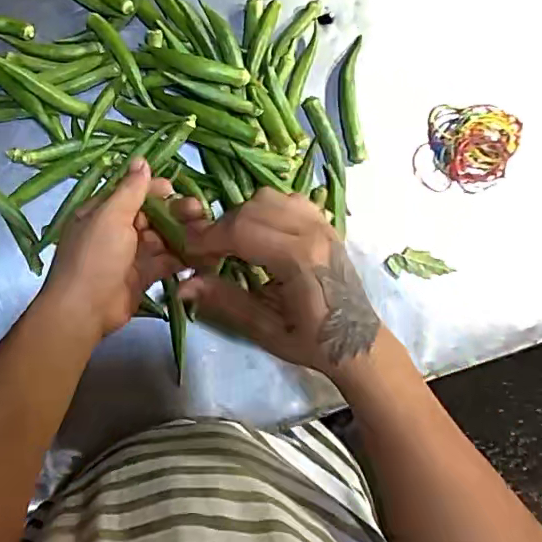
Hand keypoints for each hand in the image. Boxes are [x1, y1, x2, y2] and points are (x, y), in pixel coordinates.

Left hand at [39, 160, 194, 338]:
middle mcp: (116, 230)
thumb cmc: (94, 257)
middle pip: (152, 215)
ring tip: (206, 231)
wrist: (84, 311)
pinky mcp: (142, 276)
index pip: (133, 193)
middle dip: (176, 212)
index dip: (155, 190)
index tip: (176, 189)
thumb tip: (141, 160)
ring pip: (162, 238)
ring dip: (184, 234)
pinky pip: (166, 262)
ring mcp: (130, 254)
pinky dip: (184, 257)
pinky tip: (204, 253)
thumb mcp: (110, 216)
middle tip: (199, 211)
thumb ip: (130, 190)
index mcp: (102, 211)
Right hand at [178, 187, 382, 377]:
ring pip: (268, 198)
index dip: (207, 239)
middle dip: (220, 228)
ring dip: (242, 216)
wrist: (358, 342)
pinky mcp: (325, 222)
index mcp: (300, 259)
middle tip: (207, 255)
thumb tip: (184, 284)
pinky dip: (266, 210)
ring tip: (233, 245)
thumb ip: (226, 301)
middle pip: (250, 209)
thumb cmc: (314, 342)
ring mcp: (322, 223)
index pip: (241, 231)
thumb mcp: (266, 330)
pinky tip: (261, 234)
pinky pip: (288, 200)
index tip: (187, 254)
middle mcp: (312, 231)